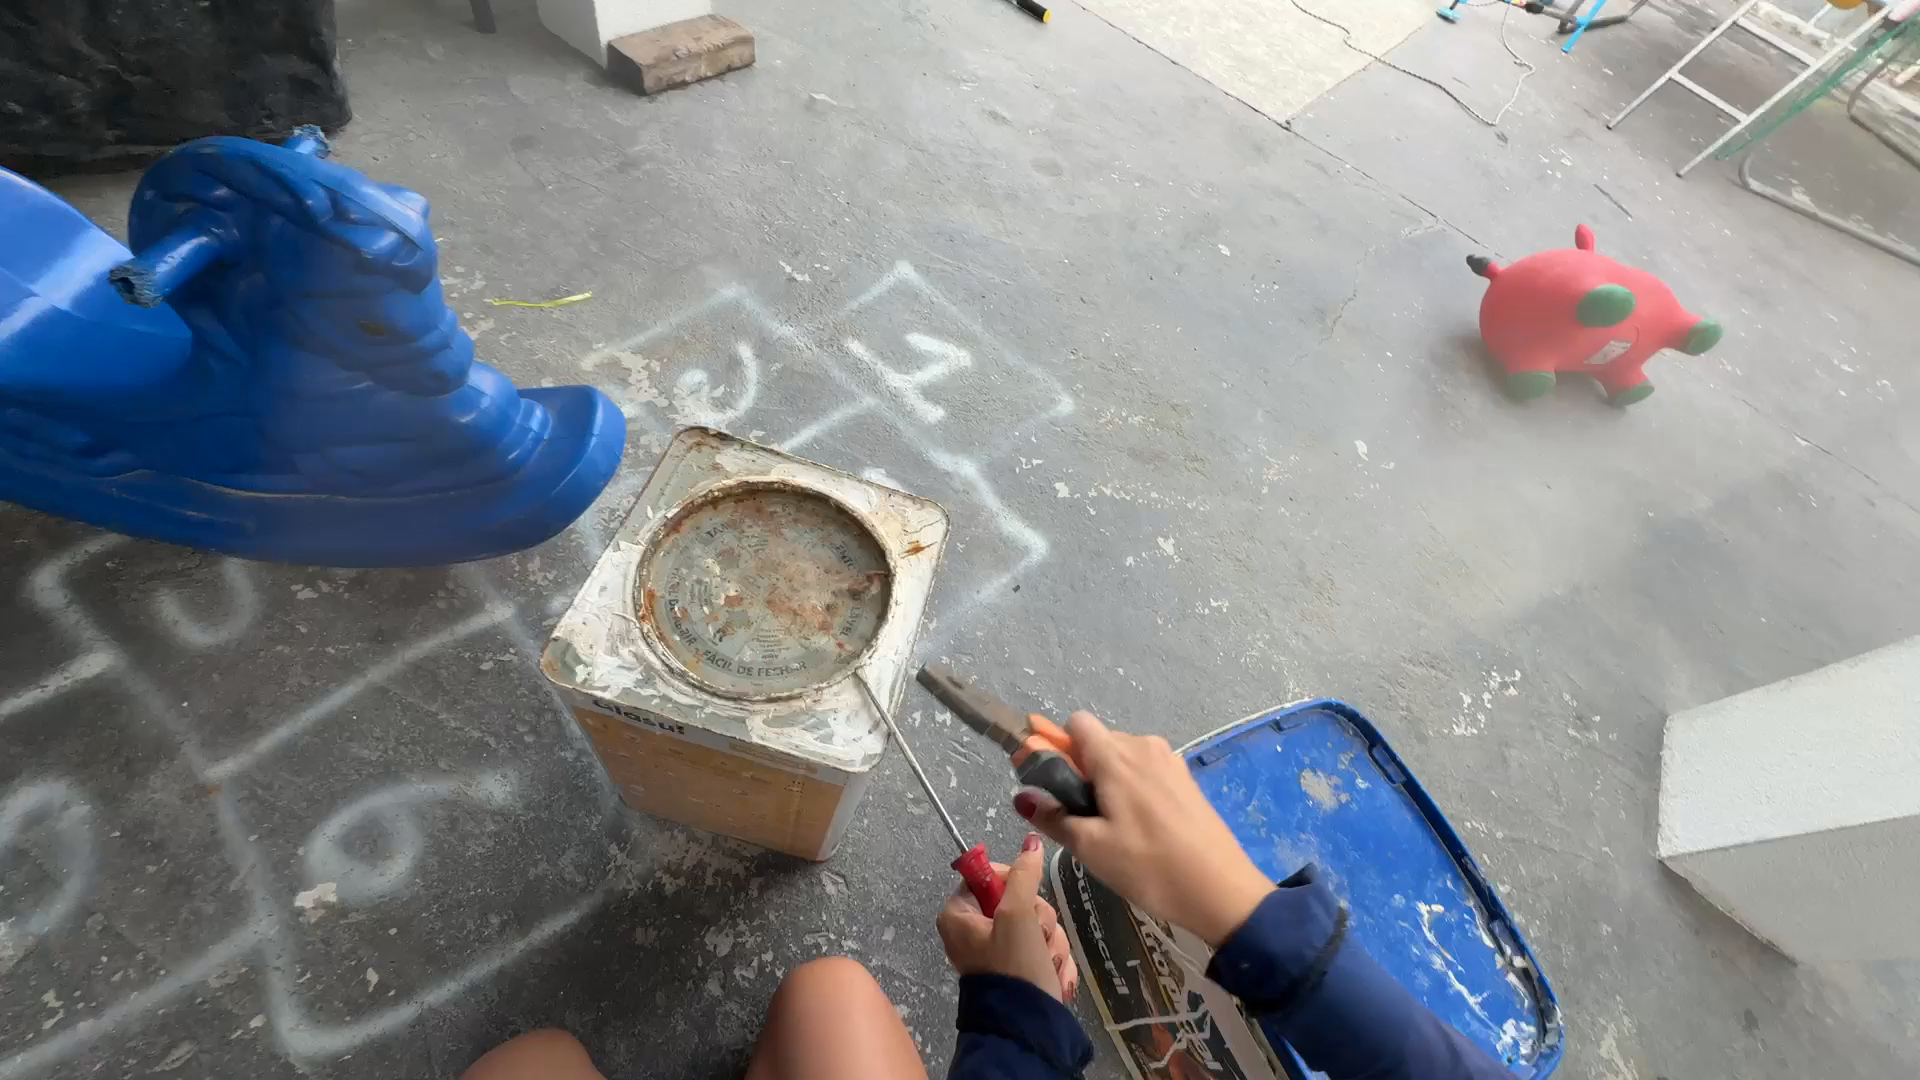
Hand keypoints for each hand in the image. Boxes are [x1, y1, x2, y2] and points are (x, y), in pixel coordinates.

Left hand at [936, 834, 1079, 1001]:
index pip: (989, 875)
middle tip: (1037, 937)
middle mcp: (973, 931)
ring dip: (1050, 942)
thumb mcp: (1018, 914)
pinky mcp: (1019, 970)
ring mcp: (997, 952)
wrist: (1029, 1032)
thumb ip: (1024, 874)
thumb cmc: (1014, 967)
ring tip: (1046, 962)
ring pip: (1036, 924)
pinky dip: (1052, 960)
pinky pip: (1042, 948)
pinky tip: (1052, 976)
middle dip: (1039, 919)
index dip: (1013, 881)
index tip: (1025, 897)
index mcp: (959, 914)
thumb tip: (1030, 841)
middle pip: (1018, 900)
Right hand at [1015, 712, 1273, 946]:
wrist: (1223, 891)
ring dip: (1107, 780)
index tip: (1051, 780)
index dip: (1057, 745)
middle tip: (1081, 816)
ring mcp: (1168, 760)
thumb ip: (1053, 817)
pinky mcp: (1185, 777)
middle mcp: (1142, 745)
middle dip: (1080, 769)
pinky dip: (1132, 787)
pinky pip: (1145, 769)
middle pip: (1097, 741)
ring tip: (1112, 827)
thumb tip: (1021, 797)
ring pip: (1122, 756)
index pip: (1075, 723)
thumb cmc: (1150, 866)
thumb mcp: (1092, 848)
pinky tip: (1141, 826)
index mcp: (1115, 755)